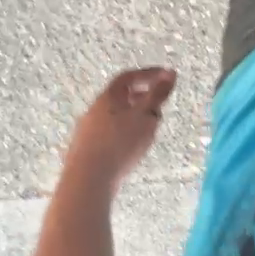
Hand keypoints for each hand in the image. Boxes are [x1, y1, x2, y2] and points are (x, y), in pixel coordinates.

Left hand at [61, 66, 176, 194]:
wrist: (86, 182)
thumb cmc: (120, 143)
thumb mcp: (146, 115)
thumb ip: (158, 94)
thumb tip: (170, 73)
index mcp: (108, 97)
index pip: (129, 76)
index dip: (149, 74)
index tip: (166, 76)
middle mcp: (94, 110)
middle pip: (120, 97)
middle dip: (142, 97)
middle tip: (158, 105)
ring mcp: (86, 131)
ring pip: (114, 116)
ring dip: (132, 117)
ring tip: (148, 129)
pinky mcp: (84, 151)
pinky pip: (108, 133)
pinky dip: (122, 133)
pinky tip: (130, 147)